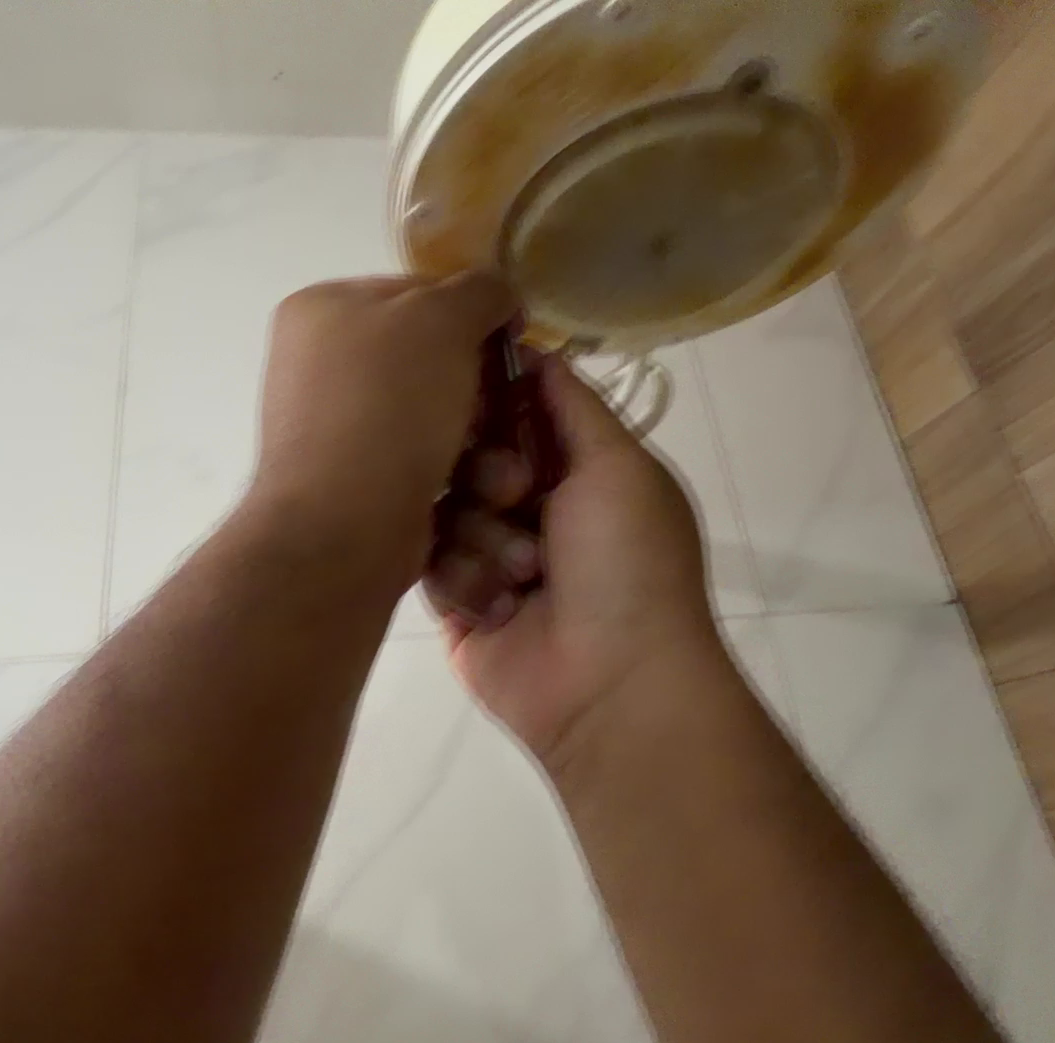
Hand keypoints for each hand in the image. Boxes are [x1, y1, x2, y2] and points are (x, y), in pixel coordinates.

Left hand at [253, 273, 516, 566]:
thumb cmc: (390, 407)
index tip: (517, 347)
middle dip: (480, 390)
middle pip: (428, 360)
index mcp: (323, 309)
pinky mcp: (354, 481)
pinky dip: (452, 472)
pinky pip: (418, 462)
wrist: (344, 526)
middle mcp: (319, 365)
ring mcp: (333, 427)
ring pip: (430, 417)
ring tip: (502, 467)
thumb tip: (499, 296)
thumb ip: (479, 291)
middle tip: (510, 410)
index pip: (419, 292)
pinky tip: (475, 489)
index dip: (476, 315)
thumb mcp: (443, 320)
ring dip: (477, 439)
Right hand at [424, 360, 724, 763]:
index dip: (489, 399)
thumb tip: (533, 348)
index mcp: (573, 469)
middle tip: (518, 496)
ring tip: (524, 576)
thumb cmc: (628, 563)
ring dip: (482, 538)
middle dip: (488, 473)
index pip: (511, 410)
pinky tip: (499, 610)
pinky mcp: (455, 600)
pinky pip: (426, 562)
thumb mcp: (618, 465)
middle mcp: (528, 506)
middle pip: (466, 455)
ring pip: (441, 509)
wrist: (610, 683)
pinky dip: (464, 581)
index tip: (470, 391)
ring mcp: (487, 554)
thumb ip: (571, 403)